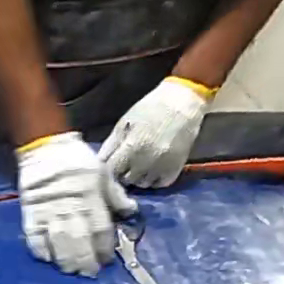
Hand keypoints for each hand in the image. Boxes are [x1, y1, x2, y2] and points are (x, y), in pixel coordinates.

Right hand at [16, 133, 137, 276]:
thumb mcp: (102, 173)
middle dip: (85, 259)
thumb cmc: (77, 162)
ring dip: (66, 259)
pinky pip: (34, 237)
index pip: (100, 228)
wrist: (44, 150)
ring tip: (71, 270)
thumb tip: (130, 212)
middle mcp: (70, 207)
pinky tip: (48, 259)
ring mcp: (48, 213)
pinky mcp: (30, 215)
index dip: (104, 246)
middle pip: (79, 240)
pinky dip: (40, 250)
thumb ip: (114, 195)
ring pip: (59, 241)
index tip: (107, 260)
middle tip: (89, 273)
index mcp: (90, 196)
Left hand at [98, 77, 212, 187]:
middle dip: (122, 173)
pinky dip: (155, 180)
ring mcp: (163, 165)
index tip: (110, 164)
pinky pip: (161, 183)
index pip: (111, 170)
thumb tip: (99, 162)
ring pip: (142, 184)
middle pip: (125, 180)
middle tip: (125, 164)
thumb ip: (110, 145)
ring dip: (138, 178)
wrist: (185, 99)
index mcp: (132, 148)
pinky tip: (152, 170)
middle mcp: (147, 160)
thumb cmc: (150, 108)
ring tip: (139, 166)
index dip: (109, 168)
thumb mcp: (124, 123)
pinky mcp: (177, 165)